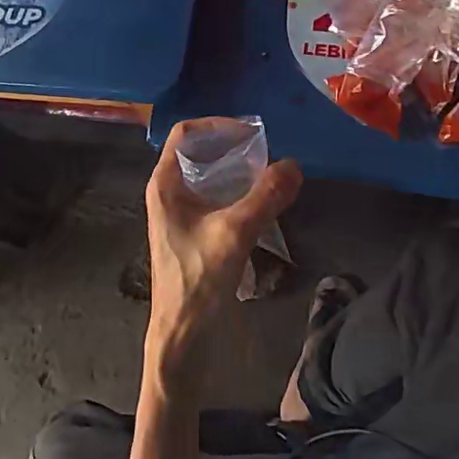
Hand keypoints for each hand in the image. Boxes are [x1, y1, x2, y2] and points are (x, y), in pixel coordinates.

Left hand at [143, 120, 301, 383]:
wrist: (182, 334)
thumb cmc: (198, 280)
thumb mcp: (234, 233)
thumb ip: (265, 197)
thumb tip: (293, 166)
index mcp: (165, 184)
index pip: (186, 133)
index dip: (218, 125)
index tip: (252, 133)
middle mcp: (169, 192)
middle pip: (200, 152)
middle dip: (233, 147)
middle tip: (268, 153)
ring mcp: (180, 213)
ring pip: (209, 176)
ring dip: (238, 171)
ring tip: (270, 175)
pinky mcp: (193, 232)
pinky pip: (216, 198)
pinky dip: (238, 193)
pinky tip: (263, 204)